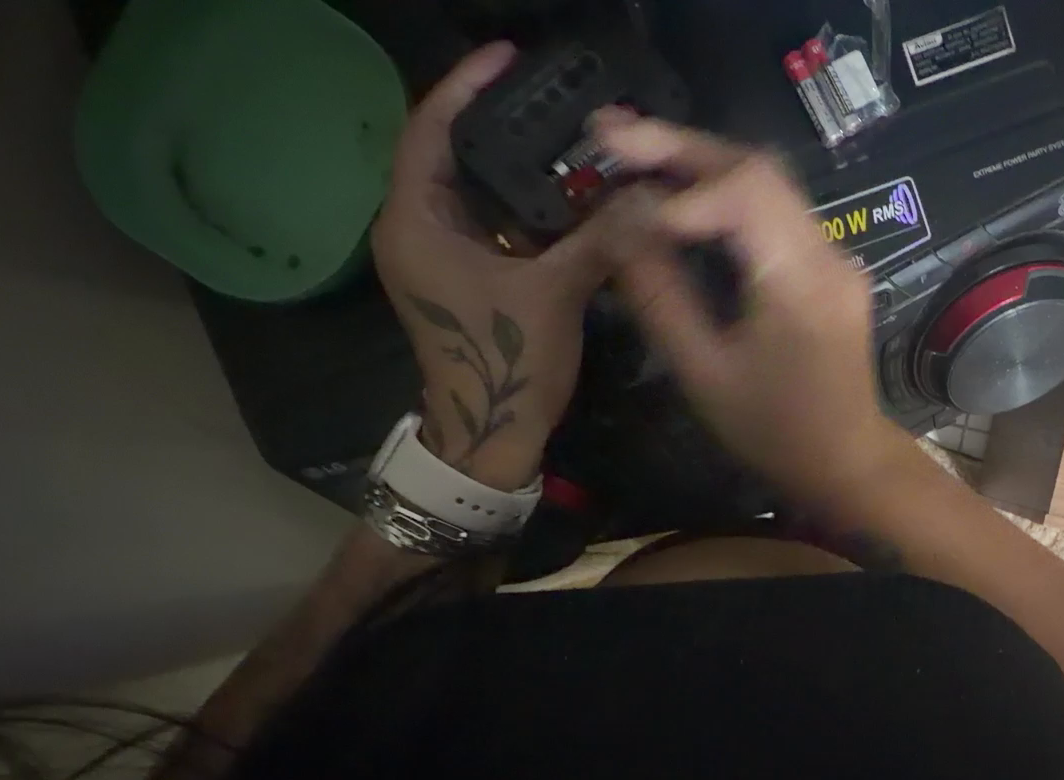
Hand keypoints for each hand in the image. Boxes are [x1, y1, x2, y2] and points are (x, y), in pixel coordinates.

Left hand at [372, 42, 611, 489]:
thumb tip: (649, 199)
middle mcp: (414, 229)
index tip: (508, 57)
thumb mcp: (554, 295)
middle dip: (498, 126)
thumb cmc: (506, 365)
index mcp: (414, 221)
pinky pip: (487, 224)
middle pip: (449, 155)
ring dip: (513, 169)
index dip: (466, 86)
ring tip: (564, 142)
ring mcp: (436, 256)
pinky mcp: (460, 278)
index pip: (429, 129)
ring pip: (471, 192)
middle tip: (551, 103)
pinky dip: (520, 208)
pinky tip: (564, 199)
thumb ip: (598, 240)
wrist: (491, 437)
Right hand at [592, 114, 913, 502]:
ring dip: (700, 166)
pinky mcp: (831, 269)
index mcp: (800, 283)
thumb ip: (661, 296)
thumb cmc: (775, 432)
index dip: (680, 182)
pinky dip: (725, 201)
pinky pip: (776, 216)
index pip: (746, 192)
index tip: (624, 200)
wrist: (846, 461)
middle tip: (608, 134)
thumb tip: (618, 224)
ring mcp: (836, 259)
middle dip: (680, 148)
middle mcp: (828, 255)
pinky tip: (681, 200)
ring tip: (631, 152)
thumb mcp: (704, 374)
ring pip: (768, 186)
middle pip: (757, 170)